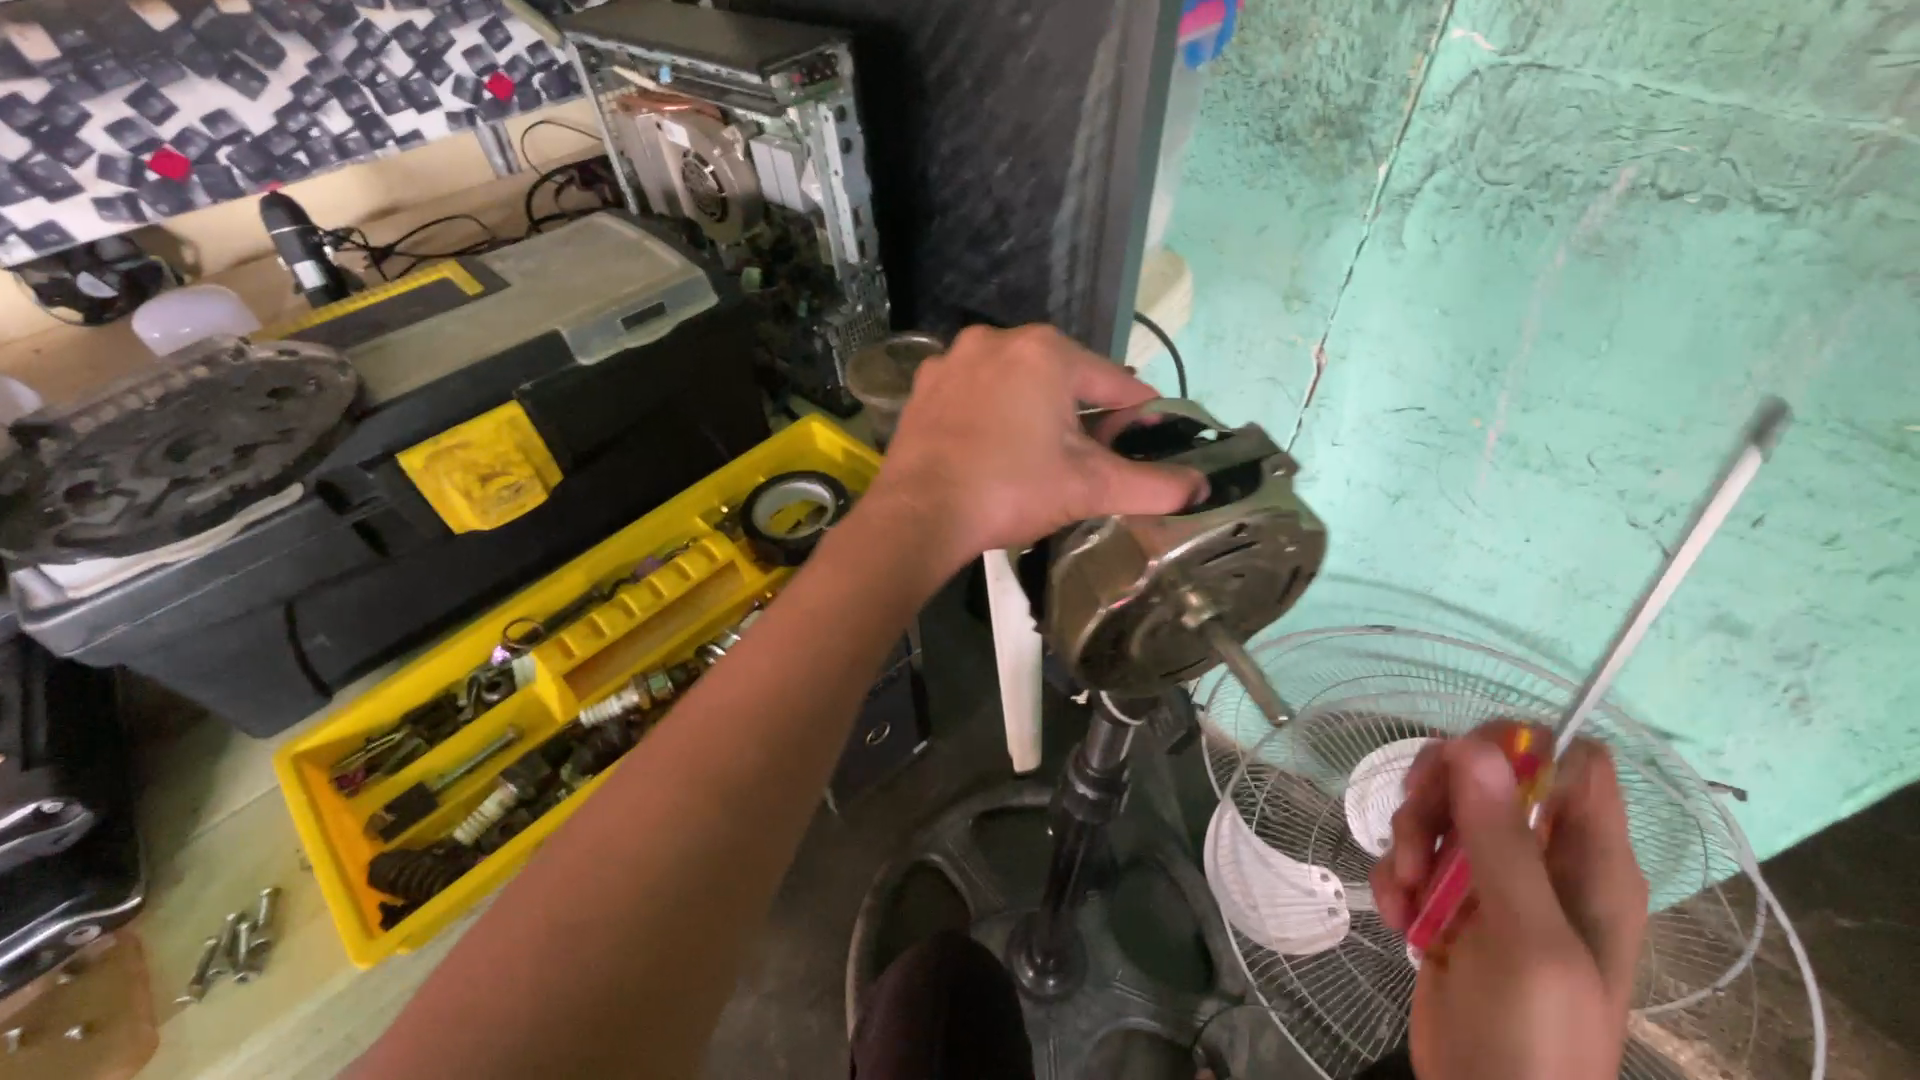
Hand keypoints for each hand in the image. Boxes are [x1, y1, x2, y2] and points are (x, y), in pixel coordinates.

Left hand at [865, 324, 1205, 570]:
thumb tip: (1201, 489)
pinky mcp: (924, 386)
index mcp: (1048, 352)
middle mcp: (999, 339)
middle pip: (1065, 379)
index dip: (1137, 416)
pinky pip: (976, 394)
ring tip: (1039, 460)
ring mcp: (954, 359)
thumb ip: (1152, 485)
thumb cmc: (1010, 490)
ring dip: (1037, 413)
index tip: (1145, 445)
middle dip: (1083, 416)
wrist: (919, 516)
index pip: (1115, 383)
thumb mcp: (1089, 487)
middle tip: (1086, 462)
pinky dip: (992, 414)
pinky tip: (992, 450)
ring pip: (1018, 384)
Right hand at [1369, 724, 1648, 1079]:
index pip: (1572, 762)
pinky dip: (1397, 877)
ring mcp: (1496, 885)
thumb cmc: (1536, 1036)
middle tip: (1416, 829)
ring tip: (1406, 892)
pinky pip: (1416, 858)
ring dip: (1410, 840)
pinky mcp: (1452, 907)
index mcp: (1593, 864)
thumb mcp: (1527, 939)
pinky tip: (1398, 916)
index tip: (1463, 771)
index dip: (1517, 750)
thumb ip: (1503, 841)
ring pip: (1444, 813)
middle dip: (1442, 795)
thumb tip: (1475, 744)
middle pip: (1490, 777)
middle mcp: (1548, 863)